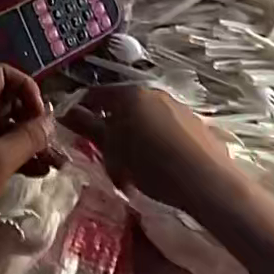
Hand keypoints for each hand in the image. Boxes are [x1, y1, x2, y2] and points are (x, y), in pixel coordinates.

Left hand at [0, 64, 54, 262]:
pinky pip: (1, 148)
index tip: (40, 113)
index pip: (2, 74)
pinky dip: (21, 155)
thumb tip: (51, 121)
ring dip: (31, 139)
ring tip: (55, 159)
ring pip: (7, 126)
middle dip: (33, 116)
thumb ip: (28, 137)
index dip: (26, 86)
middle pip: (7, 99)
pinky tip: (41, 171)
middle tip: (50, 138)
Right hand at [64, 84, 244, 213]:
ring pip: (142, 118)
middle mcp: (153, 92)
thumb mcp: (113, 149)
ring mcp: (175, 106)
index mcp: (130, 94)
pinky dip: (152, 142)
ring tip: (129, 167)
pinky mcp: (192, 122)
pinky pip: (162, 128)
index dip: (80, 110)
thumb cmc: (152, 164)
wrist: (206, 180)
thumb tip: (67, 113)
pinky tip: (156, 167)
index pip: (95, 95)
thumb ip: (89, 128)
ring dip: (131, 138)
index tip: (71, 129)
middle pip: (121, 106)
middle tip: (103, 155)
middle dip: (109, 129)